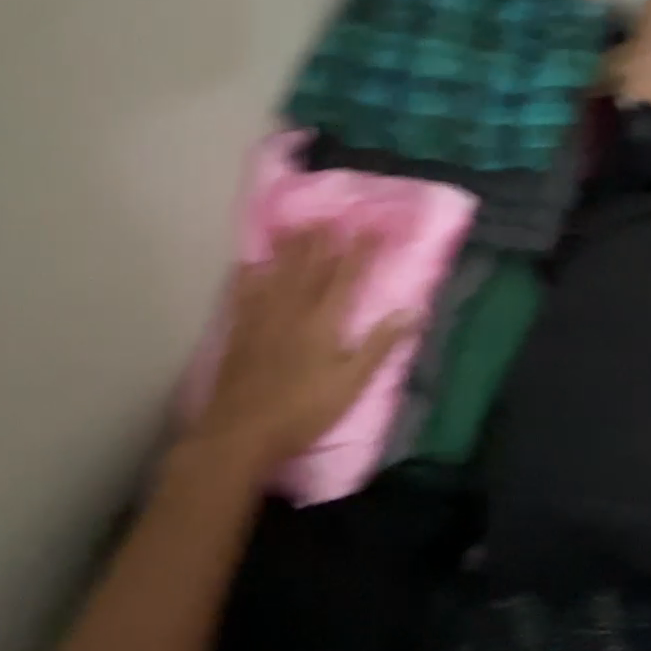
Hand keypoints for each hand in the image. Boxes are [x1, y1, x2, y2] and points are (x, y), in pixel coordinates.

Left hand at [185, 225, 413, 472]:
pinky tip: (251, 263)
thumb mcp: (352, 383)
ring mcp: (263, 319)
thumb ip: (379, 345)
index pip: (348, 276)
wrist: (240, 434)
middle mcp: (294, 310)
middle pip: (311, 266)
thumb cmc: (303, 411)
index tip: (373, 226)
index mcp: (325, 321)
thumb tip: (411, 311)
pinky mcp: (240, 333)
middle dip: (325, 240)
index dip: (362, 249)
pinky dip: (250, 275)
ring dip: (291, 248)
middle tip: (333, 216)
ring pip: (279, 273)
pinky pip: (245, 294)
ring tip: (299, 226)